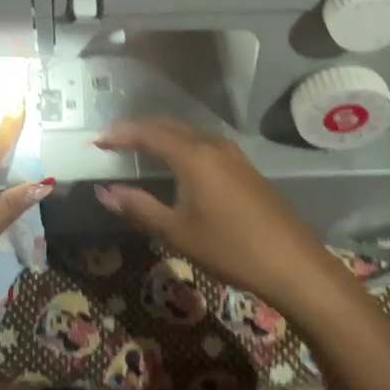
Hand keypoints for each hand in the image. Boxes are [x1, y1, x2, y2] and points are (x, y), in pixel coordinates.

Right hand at [93, 119, 339, 306]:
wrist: (292, 262)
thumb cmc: (229, 247)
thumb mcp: (177, 232)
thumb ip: (139, 208)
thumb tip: (105, 193)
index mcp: (192, 155)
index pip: (148, 132)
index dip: (121, 133)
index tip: (97, 138)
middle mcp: (211, 144)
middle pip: (168, 126)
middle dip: (139, 130)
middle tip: (113, 141)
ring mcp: (232, 154)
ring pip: (187, 134)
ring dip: (161, 137)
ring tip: (139, 151)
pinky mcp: (244, 167)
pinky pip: (203, 145)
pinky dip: (180, 147)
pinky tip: (175, 166)